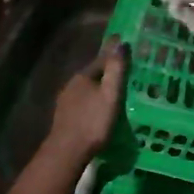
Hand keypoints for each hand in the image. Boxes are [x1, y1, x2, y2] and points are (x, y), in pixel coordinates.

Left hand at [43, 39, 127, 160]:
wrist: (67, 152)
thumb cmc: (93, 121)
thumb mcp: (110, 94)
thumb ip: (115, 69)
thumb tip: (119, 41)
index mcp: (82, 76)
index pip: (102, 60)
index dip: (115, 58)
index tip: (129, 57)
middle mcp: (71, 85)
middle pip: (93, 75)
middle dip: (107, 75)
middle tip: (125, 78)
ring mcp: (65, 101)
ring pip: (86, 90)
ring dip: (99, 91)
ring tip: (115, 97)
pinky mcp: (64, 117)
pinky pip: (82, 104)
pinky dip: (92, 104)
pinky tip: (99, 112)